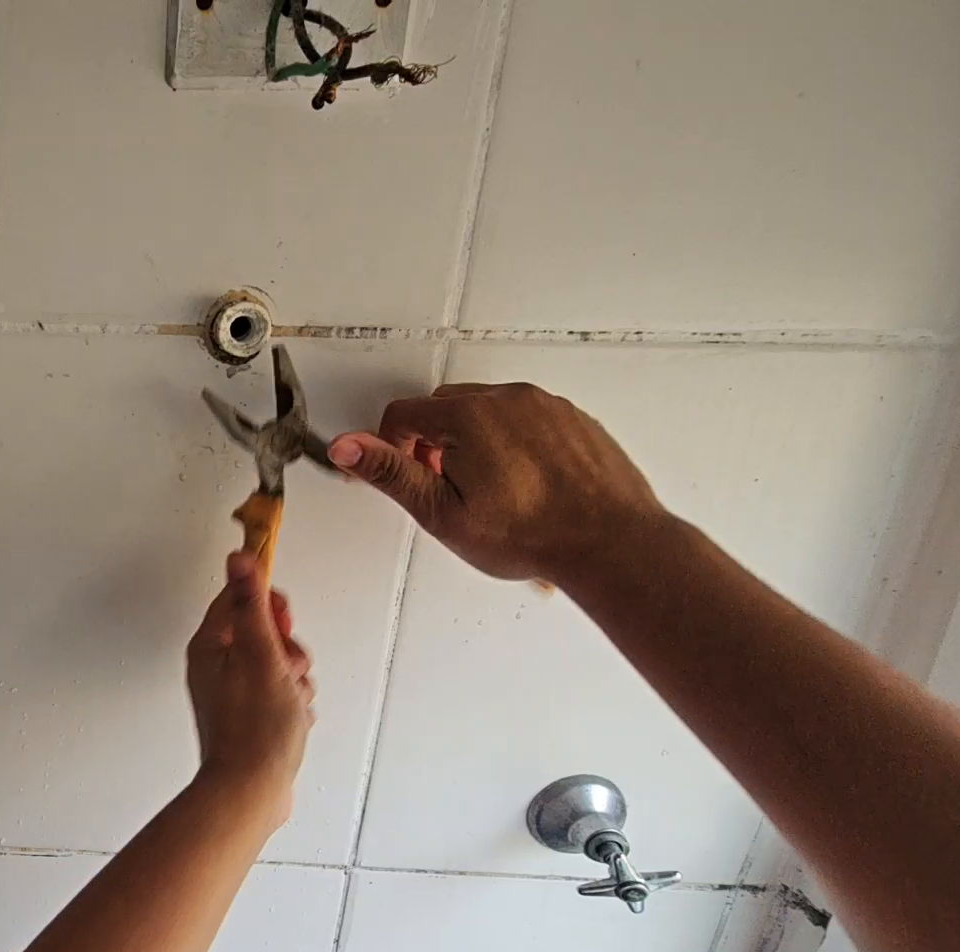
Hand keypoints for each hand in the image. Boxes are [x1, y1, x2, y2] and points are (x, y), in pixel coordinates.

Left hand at [185, 552, 315, 821]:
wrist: (251, 791)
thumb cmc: (256, 729)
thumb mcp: (261, 655)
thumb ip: (252, 604)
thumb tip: (239, 558)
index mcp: (209, 646)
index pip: (238, 599)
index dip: (267, 604)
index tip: (283, 622)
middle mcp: (214, 666)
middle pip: (261, 631)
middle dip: (287, 649)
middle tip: (288, 670)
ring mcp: (230, 692)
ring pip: (276, 663)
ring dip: (294, 678)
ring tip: (290, 701)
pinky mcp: (246, 714)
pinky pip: (278, 691)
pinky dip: (291, 701)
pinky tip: (292, 719)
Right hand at [327, 382, 670, 584]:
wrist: (614, 545)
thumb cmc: (530, 534)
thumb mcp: (440, 512)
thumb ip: (389, 472)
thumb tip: (344, 445)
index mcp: (467, 416)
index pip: (402, 413)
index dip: (392, 448)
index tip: (409, 478)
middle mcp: (508, 399)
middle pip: (441, 407)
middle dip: (431, 443)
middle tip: (445, 488)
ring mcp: (546, 405)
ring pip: (483, 410)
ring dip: (470, 440)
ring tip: (485, 489)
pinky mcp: (572, 419)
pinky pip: (523, 417)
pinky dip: (509, 441)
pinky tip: (519, 483)